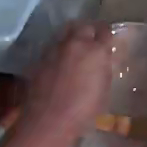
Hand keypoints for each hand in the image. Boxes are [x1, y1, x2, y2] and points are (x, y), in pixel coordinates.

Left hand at [15, 22, 115, 146]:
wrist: (48, 120)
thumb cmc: (83, 110)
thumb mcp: (103, 90)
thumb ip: (103, 69)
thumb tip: (102, 60)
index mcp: (96, 51)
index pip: (104, 31)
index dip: (106, 35)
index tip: (107, 40)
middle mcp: (75, 44)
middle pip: (83, 26)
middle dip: (88, 31)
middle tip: (90, 42)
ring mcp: (54, 49)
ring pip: (64, 34)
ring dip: (71, 39)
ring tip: (73, 52)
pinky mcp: (39, 59)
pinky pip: (51, 48)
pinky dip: (57, 52)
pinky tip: (58, 64)